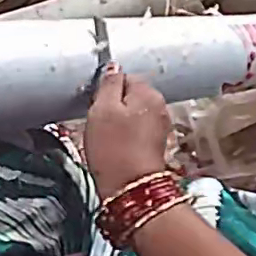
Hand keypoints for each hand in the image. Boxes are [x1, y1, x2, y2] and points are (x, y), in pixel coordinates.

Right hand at [83, 65, 174, 195]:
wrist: (130, 188)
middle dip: (112, 106)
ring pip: (131, 114)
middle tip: (100, 124)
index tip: (97, 105)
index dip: (106, 90)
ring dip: (118, 123)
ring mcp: (159, 127)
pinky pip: (135, 131)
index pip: (124, 77)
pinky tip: (116, 148)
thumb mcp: (102, 109)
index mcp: (148, 93)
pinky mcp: (154, 145)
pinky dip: (124, 137)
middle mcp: (159, 107)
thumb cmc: (114, 149)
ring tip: (107, 138)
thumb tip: (112, 66)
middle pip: (129, 95)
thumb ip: (108, 83)